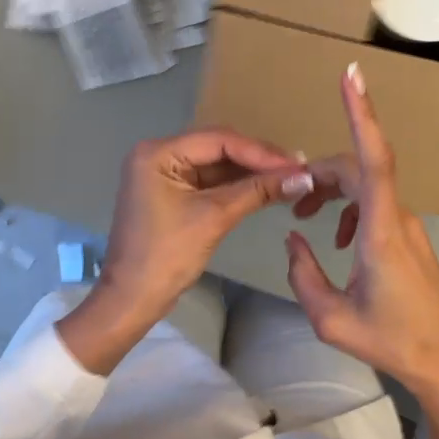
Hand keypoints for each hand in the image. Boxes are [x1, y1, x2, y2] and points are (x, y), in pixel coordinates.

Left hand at [63, 129, 309, 373]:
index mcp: (158, 152)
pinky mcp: (171, 192)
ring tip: (290, 178)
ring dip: (251, 172)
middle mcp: (158, 154)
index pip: (220, 140)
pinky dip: (236, 185)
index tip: (298, 164)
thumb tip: (305, 177)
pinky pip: (209, 181)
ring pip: (217, 164)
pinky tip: (265, 189)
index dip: (261, 152)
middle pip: (219, 147)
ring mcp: (163, 173)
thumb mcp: (215, 217)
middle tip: (299, 169)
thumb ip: (258, 191)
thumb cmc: (167, 255)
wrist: (133, 298)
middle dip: (258, 160)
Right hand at [284, 63, 438, 438]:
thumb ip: (303, 274)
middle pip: (357, 169)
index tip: (352, 76)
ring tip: (305, 219)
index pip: (374, 159)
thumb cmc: (391, 342)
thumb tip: (294, 239)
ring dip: (333, 192)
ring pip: (366, 186)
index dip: (362, 114)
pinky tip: (337, 241)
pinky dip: (351, 209)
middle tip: (291, 200)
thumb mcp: (330, 318)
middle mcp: (399, 218)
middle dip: (320, 173)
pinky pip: (377, 204)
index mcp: (381, 232)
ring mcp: (409, 226)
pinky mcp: (411, 237)